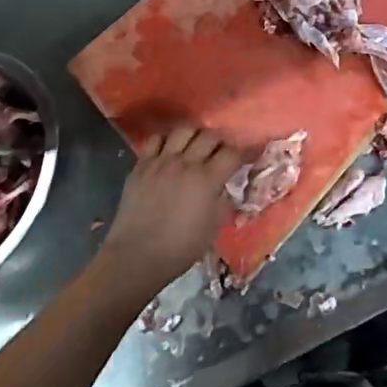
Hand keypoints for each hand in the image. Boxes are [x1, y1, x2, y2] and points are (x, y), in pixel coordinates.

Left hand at [97, 128, 241, 297]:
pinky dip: (167, 141)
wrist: (137, 255)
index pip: (232, 153)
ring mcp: (161, 161)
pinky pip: (155, 139)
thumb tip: (227, 186)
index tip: (249, 155)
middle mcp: (185, 163)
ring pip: (183, 131)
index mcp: (207, 179)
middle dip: (221, 141)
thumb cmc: (180, 247)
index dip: (246, 152)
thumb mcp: (213, 228)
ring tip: (195, 147)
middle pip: (209, 135)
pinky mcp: (141, 165)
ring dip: (195, 135)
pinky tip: (169, 151)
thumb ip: (224, 201)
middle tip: (221, 152)